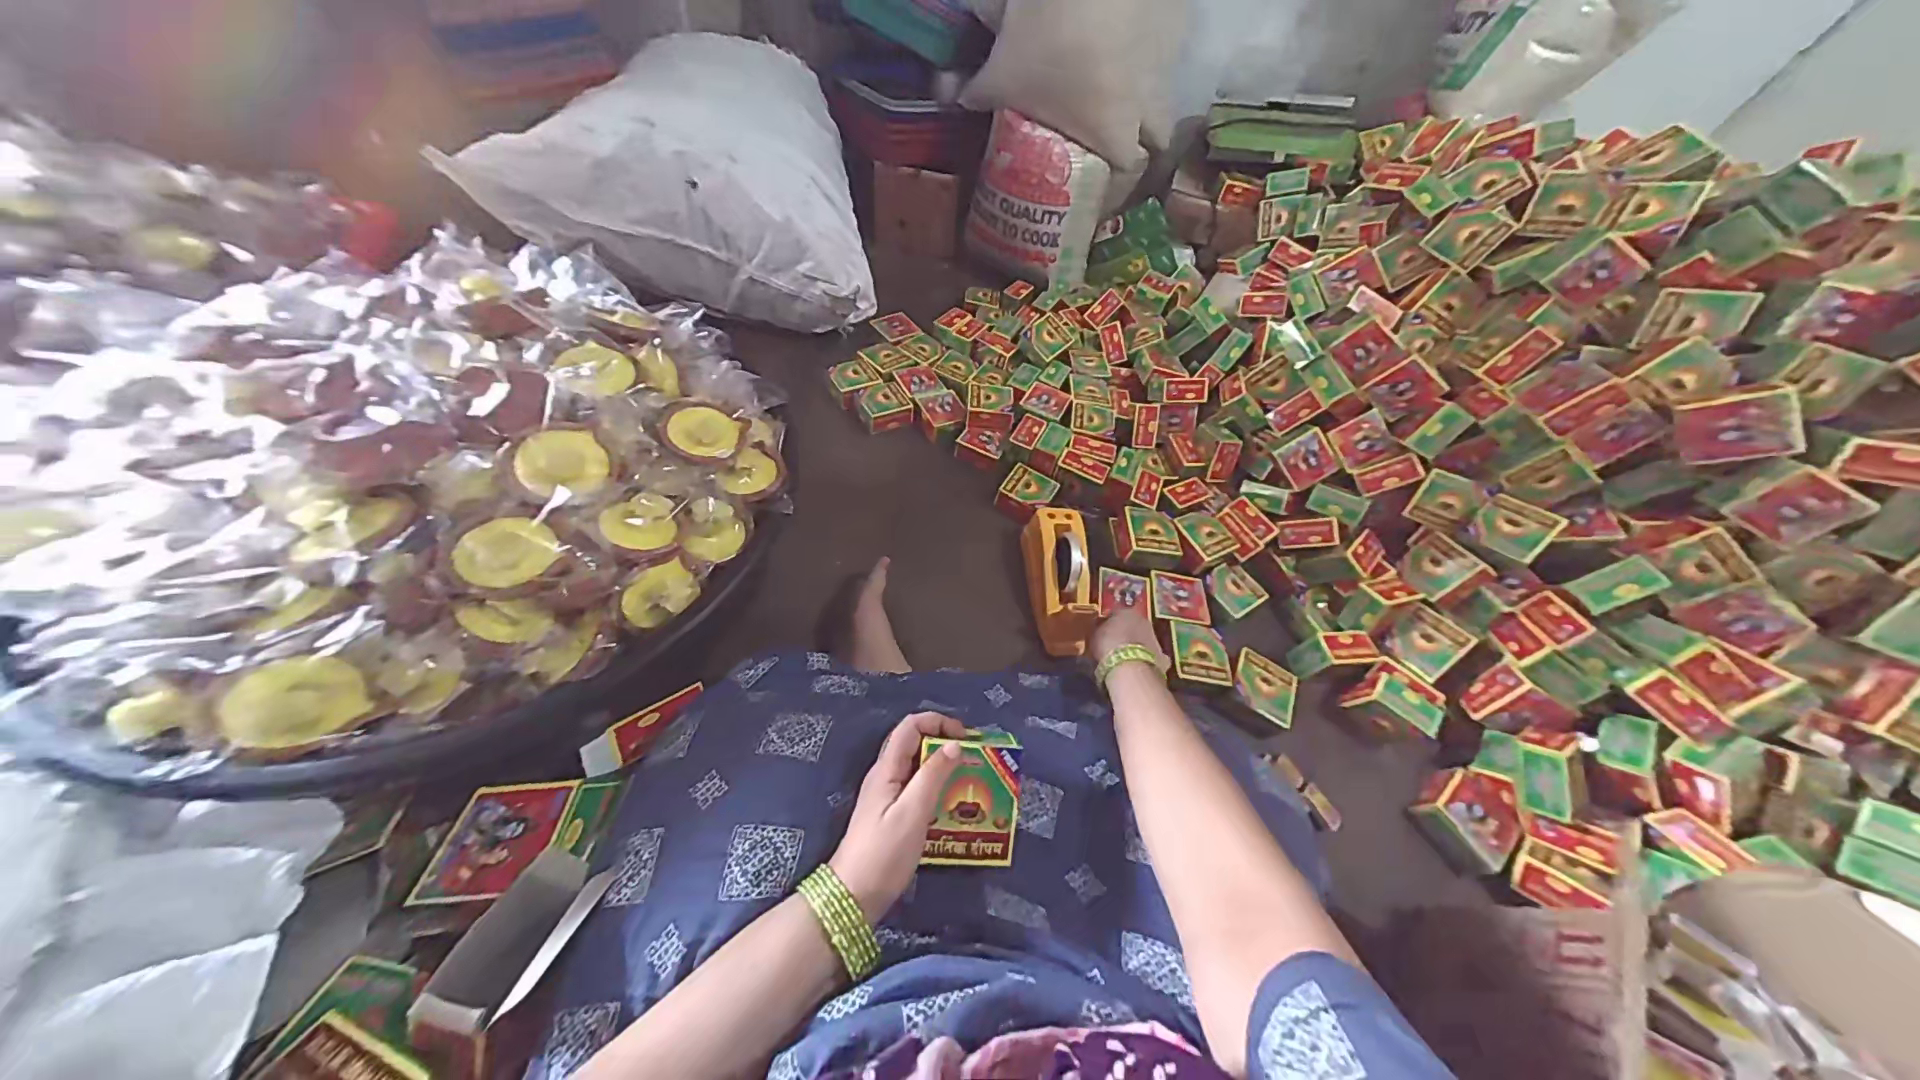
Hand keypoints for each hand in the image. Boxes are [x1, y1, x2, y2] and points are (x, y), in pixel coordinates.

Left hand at [829, 711, 967, 921]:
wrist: (853, 896)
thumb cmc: (884, 853)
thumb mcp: (913, 812)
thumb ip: (933, 776)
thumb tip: (954, 744)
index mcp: (886, 769)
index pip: (910, 726)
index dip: (938, 722)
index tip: (966, 736)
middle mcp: (884, 776)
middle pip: (914, 743)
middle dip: (944, 742)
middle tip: (973, 758)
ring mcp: (886, 796)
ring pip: (916, 766)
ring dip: (941, 765)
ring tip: (968, 779)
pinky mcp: (890, 814)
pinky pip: (915, 788)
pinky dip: (935, 786)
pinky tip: (951, 803)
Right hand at [1090, 605, 1166, 672]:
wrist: (1131, 668)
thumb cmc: (1108, 646)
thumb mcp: (1095, 635)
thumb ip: (1099, 629)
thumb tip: (1100, 627)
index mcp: (1125, 611)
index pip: (1115, 613)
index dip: (1107, 622)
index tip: (1101, 631)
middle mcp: (1143, 621)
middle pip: (1132, 625)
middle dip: (1124, 632)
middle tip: (1113, 644)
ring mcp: (1155, 638)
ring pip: (1143, 639)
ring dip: (1135, 645)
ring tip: (1124, 658)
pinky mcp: (1162, 657)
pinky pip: (1150, 656)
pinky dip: (1144, 660)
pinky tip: (1136, 668)